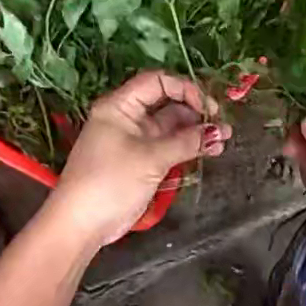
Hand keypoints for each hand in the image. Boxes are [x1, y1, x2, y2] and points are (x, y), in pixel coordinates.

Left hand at [48, 71, 229, 247]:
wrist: (82, 223)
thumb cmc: (110, 182)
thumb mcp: (151, 158)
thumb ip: (187, 142)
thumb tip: (218, 132)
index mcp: (120, 106)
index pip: (158, 82)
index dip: (186, 89)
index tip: (208, 107)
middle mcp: (128, 117)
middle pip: (168, 103)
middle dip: (197, 112)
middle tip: (222, 124)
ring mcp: (136, 140)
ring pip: (173, 126)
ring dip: (198, 131)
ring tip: (224, 140)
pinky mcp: (143, 160)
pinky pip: (171, 146)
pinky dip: (190, 147)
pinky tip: (211, 151)